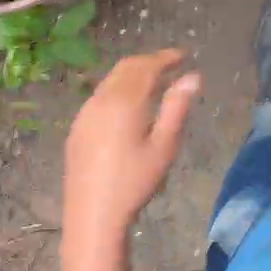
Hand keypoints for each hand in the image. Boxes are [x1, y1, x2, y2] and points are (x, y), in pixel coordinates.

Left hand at [62, 50, 202, 270]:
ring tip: (154, 81)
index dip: (166, 58)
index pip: (146, 67)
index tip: (185, 55)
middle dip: (149, 61)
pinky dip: (118, 88)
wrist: (93, 215)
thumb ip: (177, 108)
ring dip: (133, 74)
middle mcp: (101, 100)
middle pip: (126, 68)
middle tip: (171, 64)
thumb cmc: (134, 182)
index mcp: (124, 102)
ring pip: (110, 80)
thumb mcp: (164, 147)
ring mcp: (85, 113)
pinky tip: (129, 104)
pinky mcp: (77, 128)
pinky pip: (100, 95)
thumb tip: (193, 76)